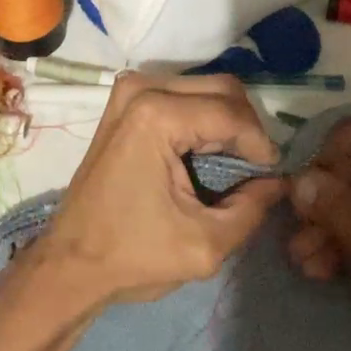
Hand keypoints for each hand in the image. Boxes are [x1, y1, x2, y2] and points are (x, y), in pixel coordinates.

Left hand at [0, 73, 284, 350]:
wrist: (70, 263)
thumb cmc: (132, 255)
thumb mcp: (204, 245)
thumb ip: (252, 209)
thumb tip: (280, 181)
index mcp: (156, 115)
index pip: (232, 114)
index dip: (261, 146)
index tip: (271, 179)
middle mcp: (142, 87)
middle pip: (222, 88)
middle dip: (247, 128)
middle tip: (255, 171)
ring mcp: (130, 88)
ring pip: (206, 88)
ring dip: (227, 123)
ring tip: (233, 166)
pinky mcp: (126, 98)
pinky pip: (183, 94)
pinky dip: (204, 120)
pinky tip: (206, 156)